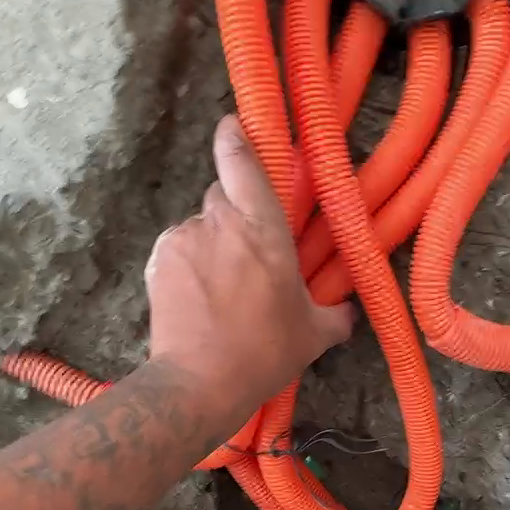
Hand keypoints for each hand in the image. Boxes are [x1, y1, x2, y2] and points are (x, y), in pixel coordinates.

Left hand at [145, 115, 353, 405]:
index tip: (234, 127)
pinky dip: (188, 264)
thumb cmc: (265, 353)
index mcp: (265, 231)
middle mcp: (221, 223)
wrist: (201, 382)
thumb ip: (336, 316)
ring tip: (221, 290)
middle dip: (234, 215)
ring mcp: (184, 238)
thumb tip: (351, 313)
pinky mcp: (158, 259)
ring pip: (200, 226)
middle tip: (248, 255)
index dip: (236, 137)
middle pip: (222, 196)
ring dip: (212, 245)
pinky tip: (198, 299)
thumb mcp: (314, 337)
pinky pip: (177, 249)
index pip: (243, 161)